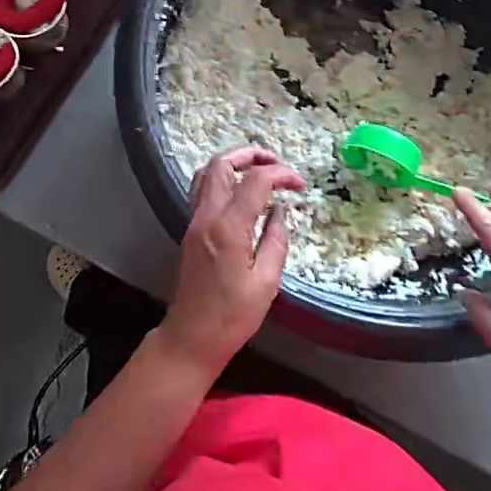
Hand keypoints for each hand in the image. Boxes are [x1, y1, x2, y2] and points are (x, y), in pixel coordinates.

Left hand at [156, 147, 306, 374]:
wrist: (192, 335)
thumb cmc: (232, 316)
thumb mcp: (266, 283)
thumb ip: (276, 241)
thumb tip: (280, 211)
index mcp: (228, 228)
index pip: (254, 181)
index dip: (280, 174)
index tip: (300, 185)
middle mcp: (206, 216)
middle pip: (221, 164)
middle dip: (250, 155)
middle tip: (277, 164)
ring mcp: (194, 221)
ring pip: (207, 173)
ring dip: (233, 163)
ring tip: (259, 170)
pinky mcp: (190, 229)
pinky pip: (201, 190)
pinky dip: (221, 179)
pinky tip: (240, 191)